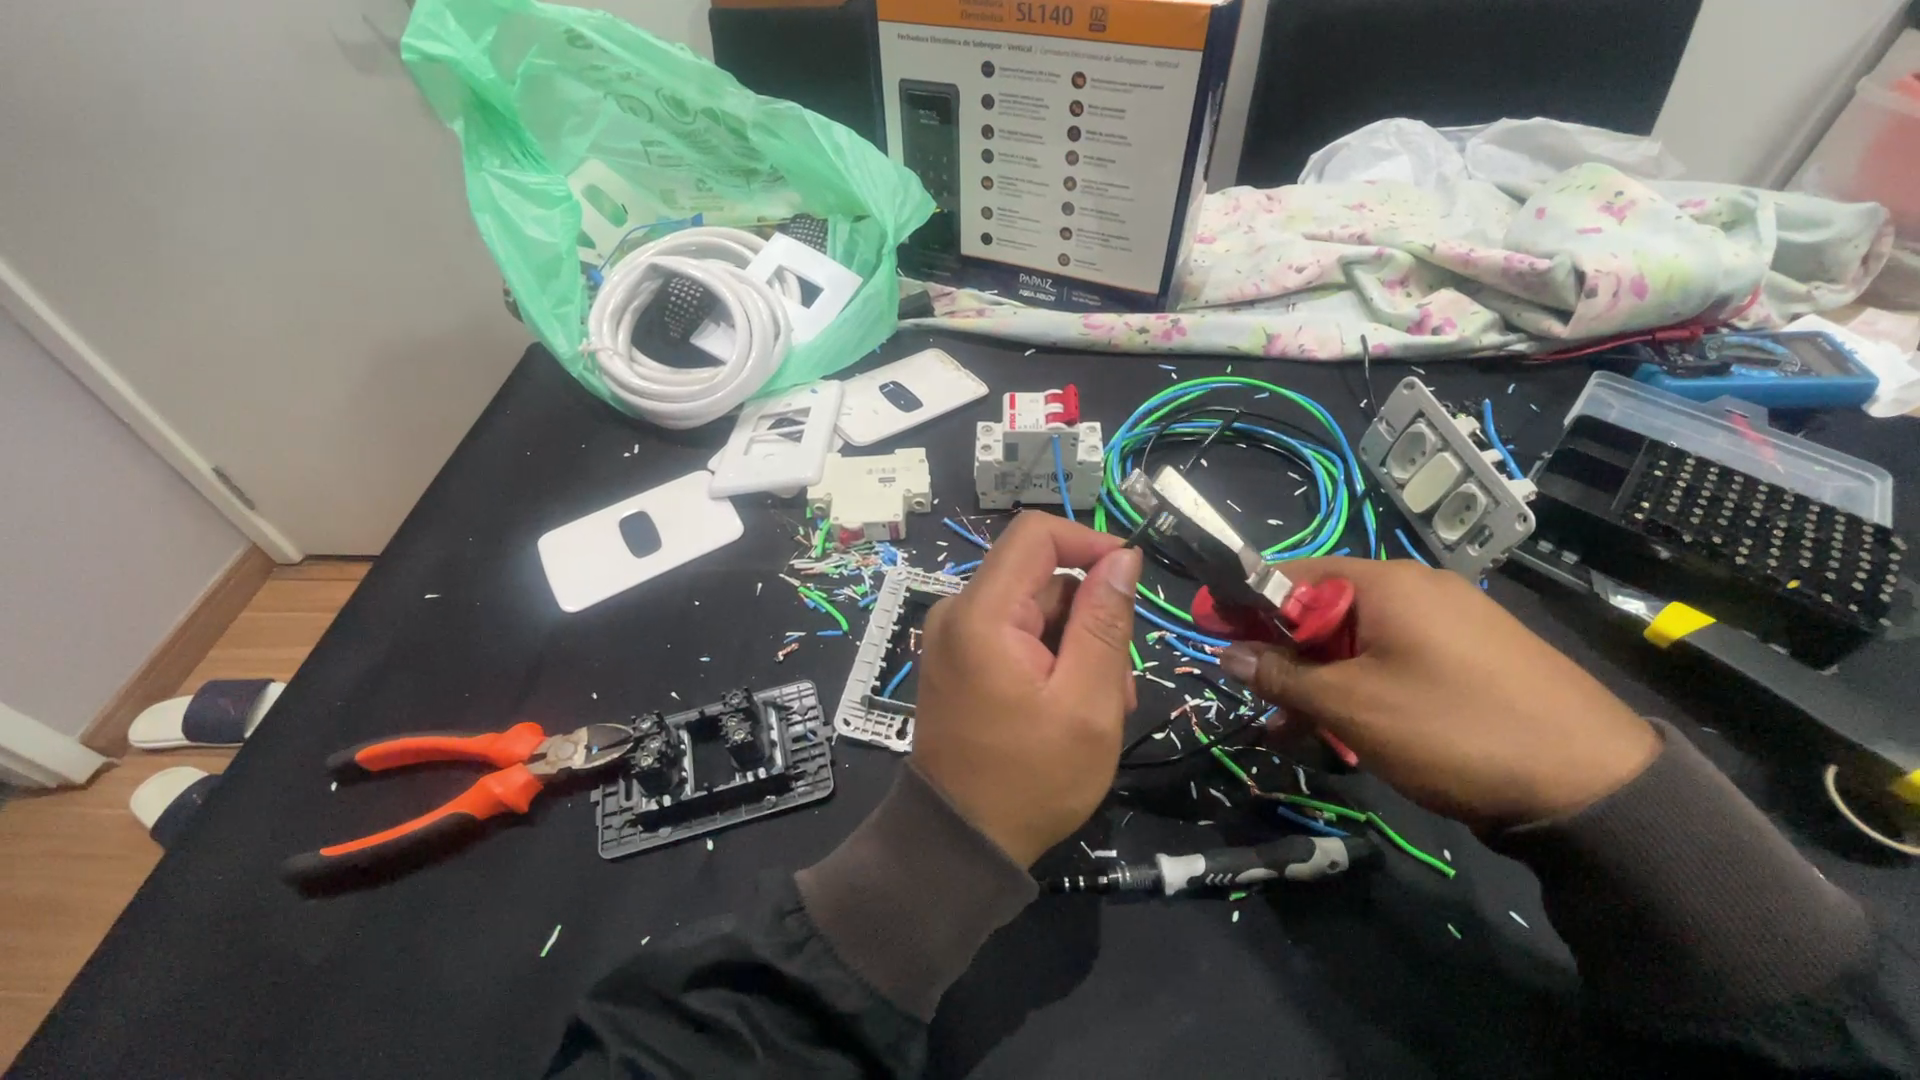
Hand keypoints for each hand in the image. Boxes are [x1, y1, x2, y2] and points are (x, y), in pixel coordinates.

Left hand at [912, 513, 1141, 865]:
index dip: (1090, 543)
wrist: (961, 841)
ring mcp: (955, 638)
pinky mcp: (959, 661)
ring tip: (1098, 706)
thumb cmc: (1031, 779)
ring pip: (1035, 609)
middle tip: (1117, 682)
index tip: (1130, 582)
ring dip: (1076, 645)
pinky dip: (1050, 659)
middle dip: (1089, 615)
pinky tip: (1070, 706)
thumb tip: (1122, 557)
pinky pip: (1015, 635)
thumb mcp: (1088, 702)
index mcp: (983, 614)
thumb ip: (1104, 621)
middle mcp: (959, 613)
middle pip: (1040, 576)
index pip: (1036, 533)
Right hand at [1220, 557, 1658, 830]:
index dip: (1243, 605)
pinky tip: (1348, 731)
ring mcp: (1451, 622)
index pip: (1291, 575)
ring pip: (1357, 643)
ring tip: (1297, 730)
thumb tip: (1226, 653)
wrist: (1593, 788)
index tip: (1208, 634)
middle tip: (1257, 701)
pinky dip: (1360, 688)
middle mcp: (1417, 589)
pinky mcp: (1472, 657)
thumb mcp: (1350, 706)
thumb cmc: (1452, 730)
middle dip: (1282, 655)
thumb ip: (1280, 675)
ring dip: (1318, 681)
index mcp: (1386, 584)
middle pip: (1322, 610)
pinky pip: (1394, 661)